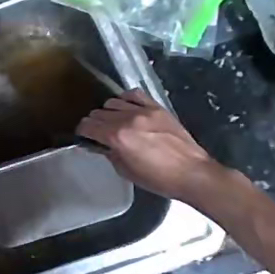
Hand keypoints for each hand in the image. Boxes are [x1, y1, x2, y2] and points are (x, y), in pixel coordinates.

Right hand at [76, 90, 232, 204]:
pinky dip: (126, 100)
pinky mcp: (157, 107)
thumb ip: (110, 154)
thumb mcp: (126, 171)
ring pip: (113, 102)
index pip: (88, 125)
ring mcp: (144, 110)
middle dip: (94, 123)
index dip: (82, 131)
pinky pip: (134, 94)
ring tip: (113, 122)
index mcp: (117, 137)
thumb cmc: (158, 179)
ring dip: (108, 112)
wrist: (191, 172)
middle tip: (97, 133)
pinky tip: (127, 109)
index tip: (84, 137)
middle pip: (98, 112)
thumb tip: (100, 145)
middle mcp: (127, 119)